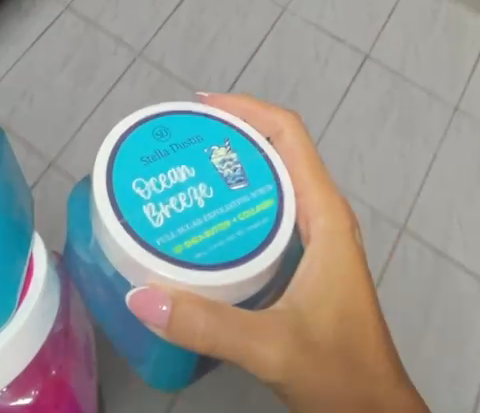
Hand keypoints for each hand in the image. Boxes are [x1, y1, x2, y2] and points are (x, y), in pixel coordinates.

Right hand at [123, 94, 427, 412]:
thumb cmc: (339, 372)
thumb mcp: (271, 346)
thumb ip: (207, 323)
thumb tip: (140, 295)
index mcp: (324, 214)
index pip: (289, 134)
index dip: (247, 108)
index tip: (200, 107)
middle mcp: (322, 215)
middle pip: (279, 149)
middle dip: (231, 134)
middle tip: (180, 141)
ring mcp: (317, 239)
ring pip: (274, 181)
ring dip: (234, 167)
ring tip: (184, 171)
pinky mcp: (308, 263)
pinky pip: (269, 212)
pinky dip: (237, 202)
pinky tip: (204, 223)